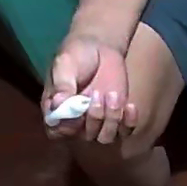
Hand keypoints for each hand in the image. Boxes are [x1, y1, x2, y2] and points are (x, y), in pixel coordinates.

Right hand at [43, 30, 134, 144]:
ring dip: (111, 119)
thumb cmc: (76, 56)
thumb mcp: (64, 64)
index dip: (66, 128)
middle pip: (86, 136)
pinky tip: (130, 106)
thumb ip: (61, 84)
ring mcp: (99, 123)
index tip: (75, 113)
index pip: (57, 131)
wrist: (99, 48)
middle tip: (96, 93)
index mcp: (57, 111)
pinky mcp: (118, 119)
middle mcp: (77, 122)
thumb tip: (57, 104)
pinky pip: (125, 131)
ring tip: (111, 94)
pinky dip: (129, 122)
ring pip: (106, 137)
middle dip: (94, 117)